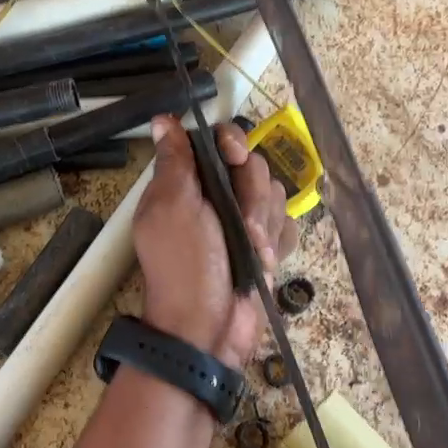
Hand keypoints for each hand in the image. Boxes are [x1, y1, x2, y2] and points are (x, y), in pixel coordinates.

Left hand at [133, 116, 298, 366]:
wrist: (208, 328)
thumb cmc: (186, 265)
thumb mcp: (172, 207)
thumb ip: (174, 161)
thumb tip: (161, 119)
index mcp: (186, 184)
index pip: (217, 141)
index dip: (232, 144)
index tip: (235, 159)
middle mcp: (214, 198)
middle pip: (253, 167)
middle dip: (251, 198)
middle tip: (243, 227)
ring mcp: (242, 223)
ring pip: (272, 195)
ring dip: (265, 226)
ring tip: (252, 253)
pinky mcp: (264, 247)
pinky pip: (286, 226)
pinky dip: (277, 244)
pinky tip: (263, 263)